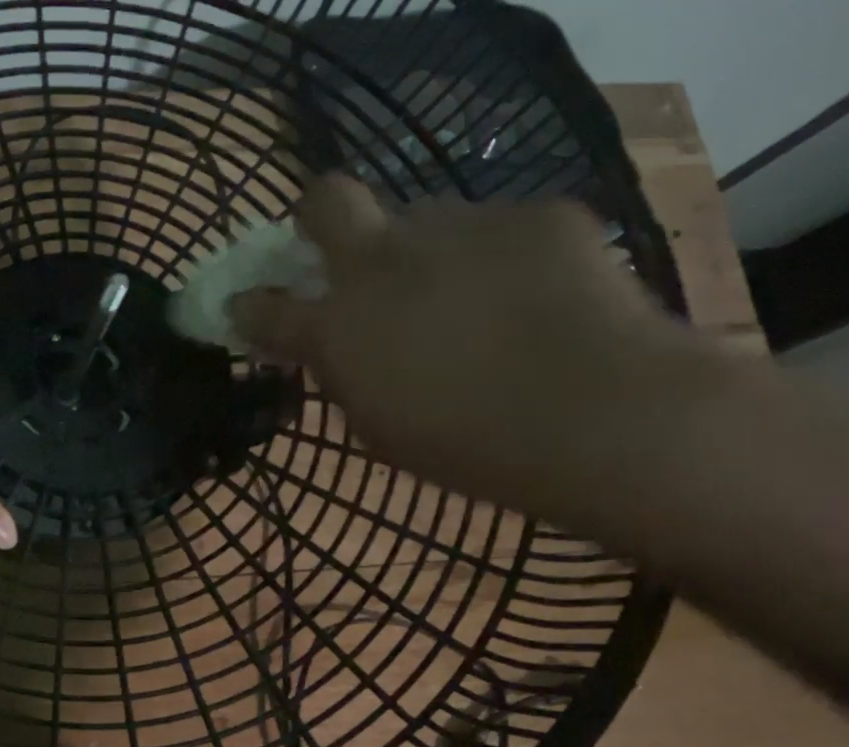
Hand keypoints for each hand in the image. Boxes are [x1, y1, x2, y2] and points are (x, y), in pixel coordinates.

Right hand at [232, 175, 735, 524]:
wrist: (600, 414)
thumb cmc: (470, 447)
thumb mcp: (380, 427)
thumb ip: (346, 376)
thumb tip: (337, 350)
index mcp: (338, 326)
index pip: (262, 304)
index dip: (249, 304)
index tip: (249, 308)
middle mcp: (384, 261)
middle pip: (326, 198)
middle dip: (317, 217)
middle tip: (339, 249)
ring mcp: (460, 227)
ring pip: (423, 218)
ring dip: (426, 252)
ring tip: (472, 298)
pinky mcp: (534, 215)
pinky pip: (500, 230)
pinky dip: (503, 259)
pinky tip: (538, 299)